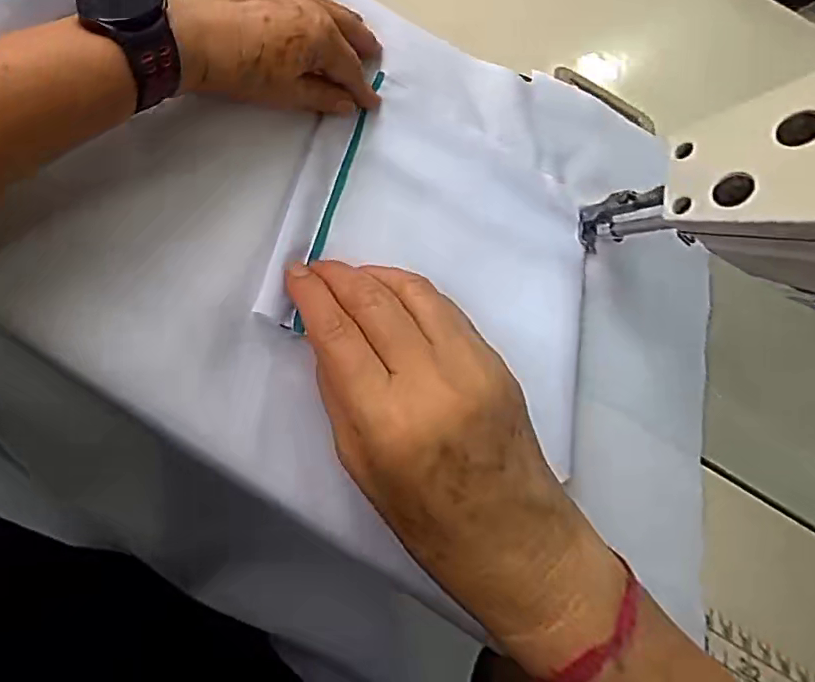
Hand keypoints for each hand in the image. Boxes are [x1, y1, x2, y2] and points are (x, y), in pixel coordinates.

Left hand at [170, 0, 380, 114]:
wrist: (186, 37)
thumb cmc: (235, 70)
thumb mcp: (280, 92)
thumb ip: (317, 96)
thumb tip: (346, 103)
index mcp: (322, 35)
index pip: (347, 66)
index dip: (359, 87)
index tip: (370, 103)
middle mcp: (312, 7)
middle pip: (346, 28)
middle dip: (361, 46)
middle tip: (371, 58)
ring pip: (325, 5)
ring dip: (340, 21)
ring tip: (348, 32)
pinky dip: (309, 1)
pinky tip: (307, 3)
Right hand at [286, 261, 630, 669]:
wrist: (520, 545)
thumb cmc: (421, 515)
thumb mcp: (354, 457)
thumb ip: (336, 389)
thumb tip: (322, 334)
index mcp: (386, 419)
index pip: (337, 334)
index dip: (310, 295)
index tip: (293, 274)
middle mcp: (431, 385)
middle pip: (373, 304)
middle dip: (336, 276)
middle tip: (314, 268)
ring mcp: (472, 370)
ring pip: (413, 294)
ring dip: (371, 274)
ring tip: (347, 275)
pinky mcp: (497, 365)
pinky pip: (444, 308)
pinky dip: (407, 288)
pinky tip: (386, 291)